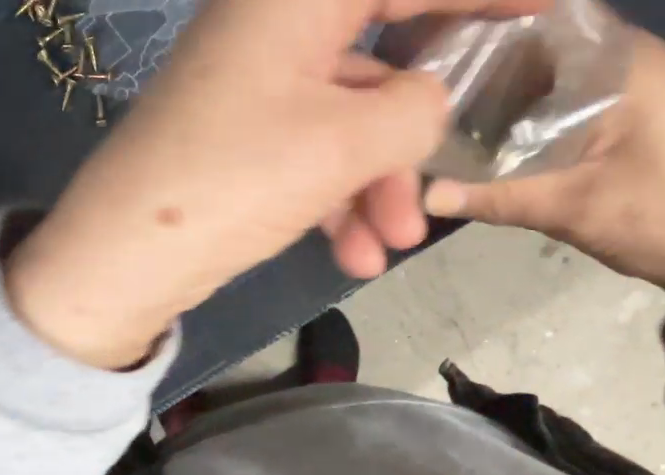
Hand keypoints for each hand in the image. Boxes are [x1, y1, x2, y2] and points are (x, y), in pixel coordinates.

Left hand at [6, 0, 545, 368]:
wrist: (125, 260)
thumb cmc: (235, 181)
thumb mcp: (344, 144)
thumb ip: (415, 111)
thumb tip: (432, 102)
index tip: (539, 12)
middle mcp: (273, 25)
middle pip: (378, 50)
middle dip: (420, 121)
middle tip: (462, 157)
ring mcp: (252, 86)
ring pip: (344, 119)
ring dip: (378, 182)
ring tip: (395, 245)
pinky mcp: (238, 141)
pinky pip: (308, 156)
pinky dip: (336, 202)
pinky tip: (354, 258)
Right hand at [422, 32, 664, 344]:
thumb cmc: (658, 217)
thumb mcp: (569, 208)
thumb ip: (495, 199)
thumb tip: (427, 196)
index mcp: (622, 59)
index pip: (547, 18)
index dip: (492, 31)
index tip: (441, 52)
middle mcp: (627, 58)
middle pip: (545, 45)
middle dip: (490, 66)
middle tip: (431, 93)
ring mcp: (630, 86)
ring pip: (555, 75)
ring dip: (509, 93)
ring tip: (449, 115)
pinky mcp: (627, 115)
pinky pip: (568, 99)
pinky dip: (531, 114)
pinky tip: (493, 140)